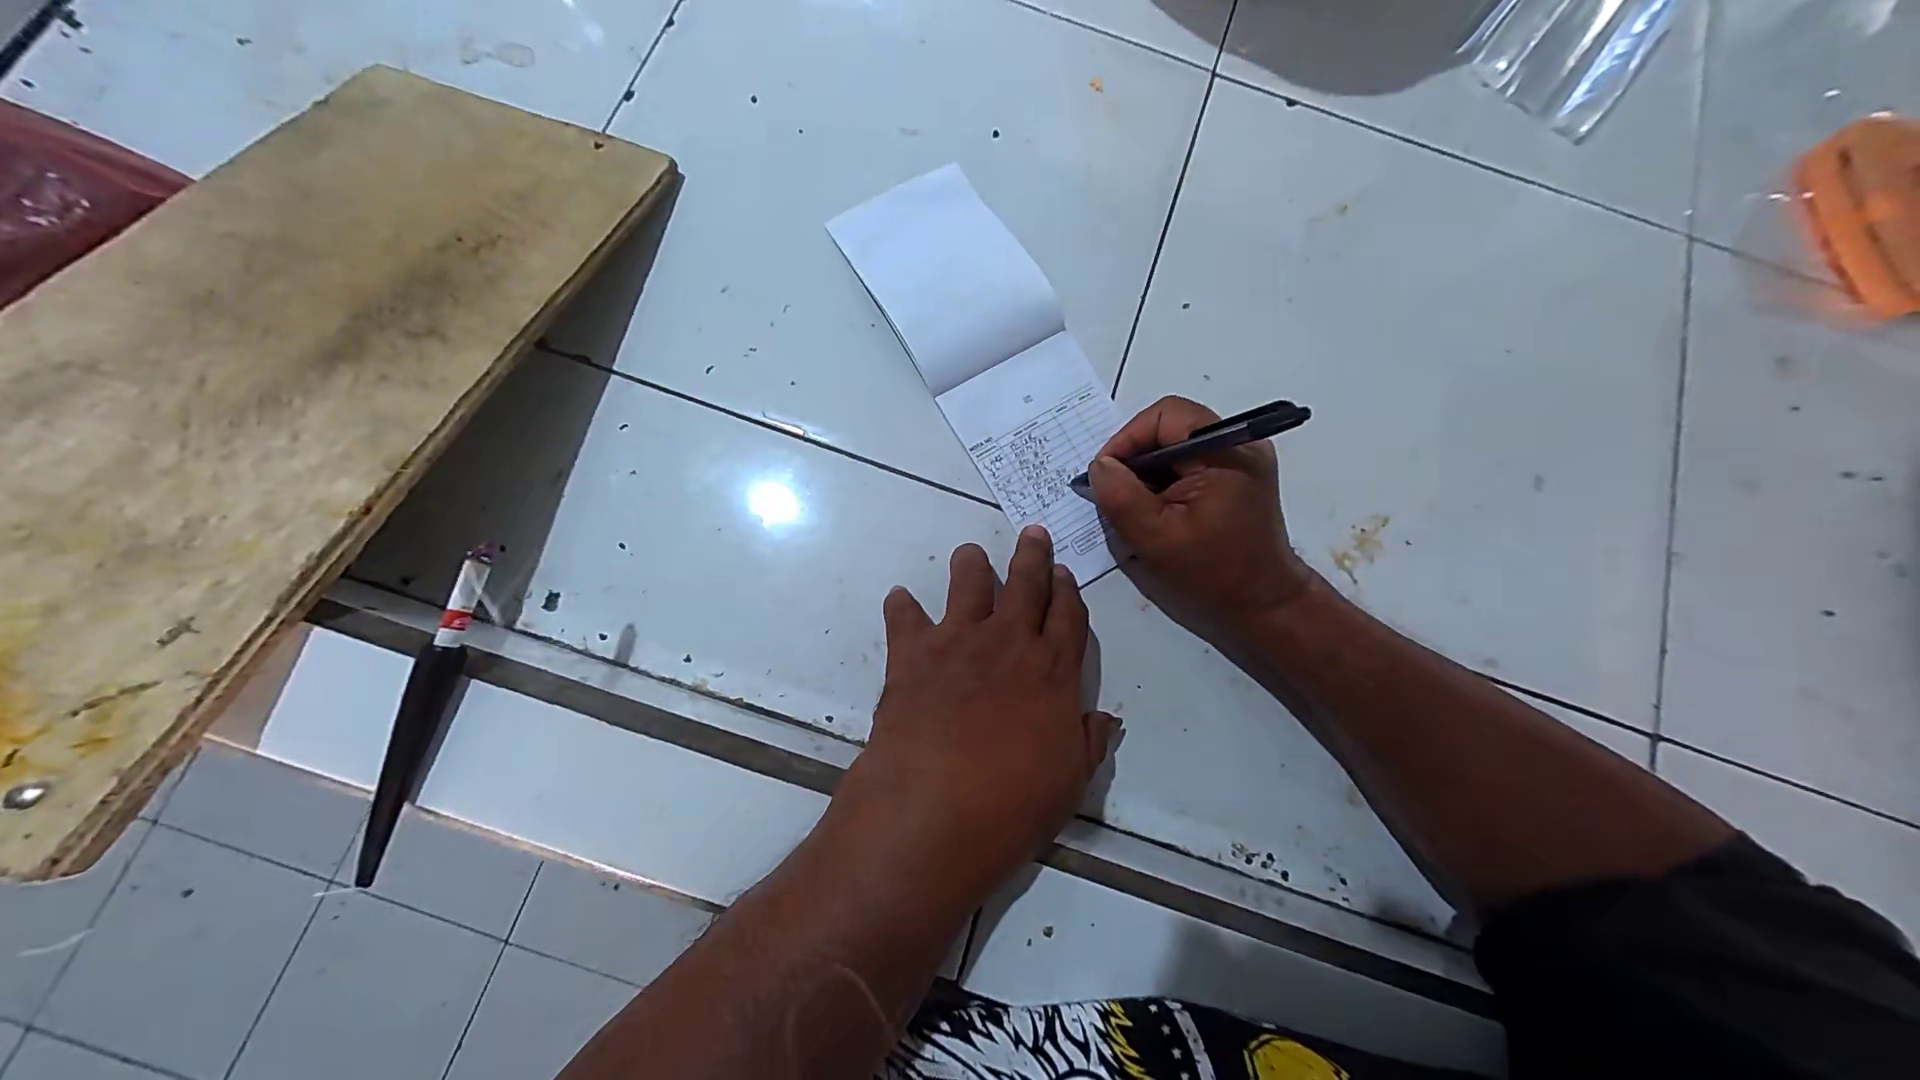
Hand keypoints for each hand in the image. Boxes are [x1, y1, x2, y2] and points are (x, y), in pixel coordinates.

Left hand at [826, 528, 1115, 905]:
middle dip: (1032, 556)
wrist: (936, 808)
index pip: (1068, 616)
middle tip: (1032, 532)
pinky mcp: (912, 656)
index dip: (1068, 591)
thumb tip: (1107, 719)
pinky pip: (905, 619)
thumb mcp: (1070, 780)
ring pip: (968, 586)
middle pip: (1026, 585)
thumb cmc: (1013, 802)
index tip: (1064, 572)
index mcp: (1052, 671)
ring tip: (969, 553)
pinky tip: (899, 598)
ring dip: (971, 565)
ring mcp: (958, 644)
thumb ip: (1088, 742)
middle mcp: (1008, 644)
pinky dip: (901, 606)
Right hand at [1088, 395, 1312, 628]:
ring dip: (1149, 469)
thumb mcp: (1155, 538)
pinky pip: (1189, 460)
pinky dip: (1165, 479)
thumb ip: (1121, 497)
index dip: (1127, 439)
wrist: (1263, 602)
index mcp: (1226, 452)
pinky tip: (1159, 508)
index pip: (1165, 416)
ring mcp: (1242, 458)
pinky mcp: (1237, 474)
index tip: (1107, 474)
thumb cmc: (1213, 573)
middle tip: (1118, 491)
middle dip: (1136, 456)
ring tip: (1139, 505)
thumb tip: (1100, 466)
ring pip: (1177, 443)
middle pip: (1171, 426)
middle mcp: (1240, 444)